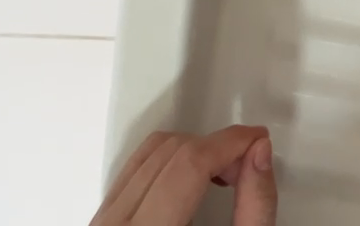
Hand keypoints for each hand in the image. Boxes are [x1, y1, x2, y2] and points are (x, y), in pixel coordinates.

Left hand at [90, 126, 275, 225]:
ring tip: (222, 174)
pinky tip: (191, 181)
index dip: (232, 143)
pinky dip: (168, 163)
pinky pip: (132, 170)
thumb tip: (259, 154)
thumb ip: (255, 208)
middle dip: (218, 148)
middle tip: (247, 164)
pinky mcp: (100, 221)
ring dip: (193, 152)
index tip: (257, 141)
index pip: (190, 164)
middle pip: (172, 152)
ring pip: (149, 153)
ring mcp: (101, 223)